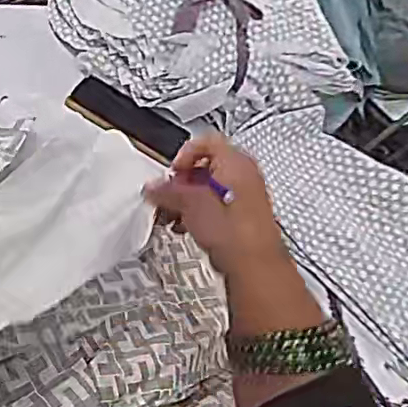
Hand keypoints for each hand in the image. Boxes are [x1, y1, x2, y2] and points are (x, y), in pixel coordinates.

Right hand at [143, 133, 285, 276]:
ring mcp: (245, 196)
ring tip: (173, 215)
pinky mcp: (242, 216)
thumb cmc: (234, 233)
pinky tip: (187, 226)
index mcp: (235, 163)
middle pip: (205, 167)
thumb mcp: (191, 205)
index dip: (184, 156)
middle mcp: (244, 175)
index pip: (206, 142)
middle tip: (168, 195)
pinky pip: (216, 205)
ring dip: (187, 199)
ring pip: (209, 188)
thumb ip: (168, 192)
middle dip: (181, 182)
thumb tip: (153, 188)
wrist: (254, 263)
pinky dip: (199, 211)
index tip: (172, 173)